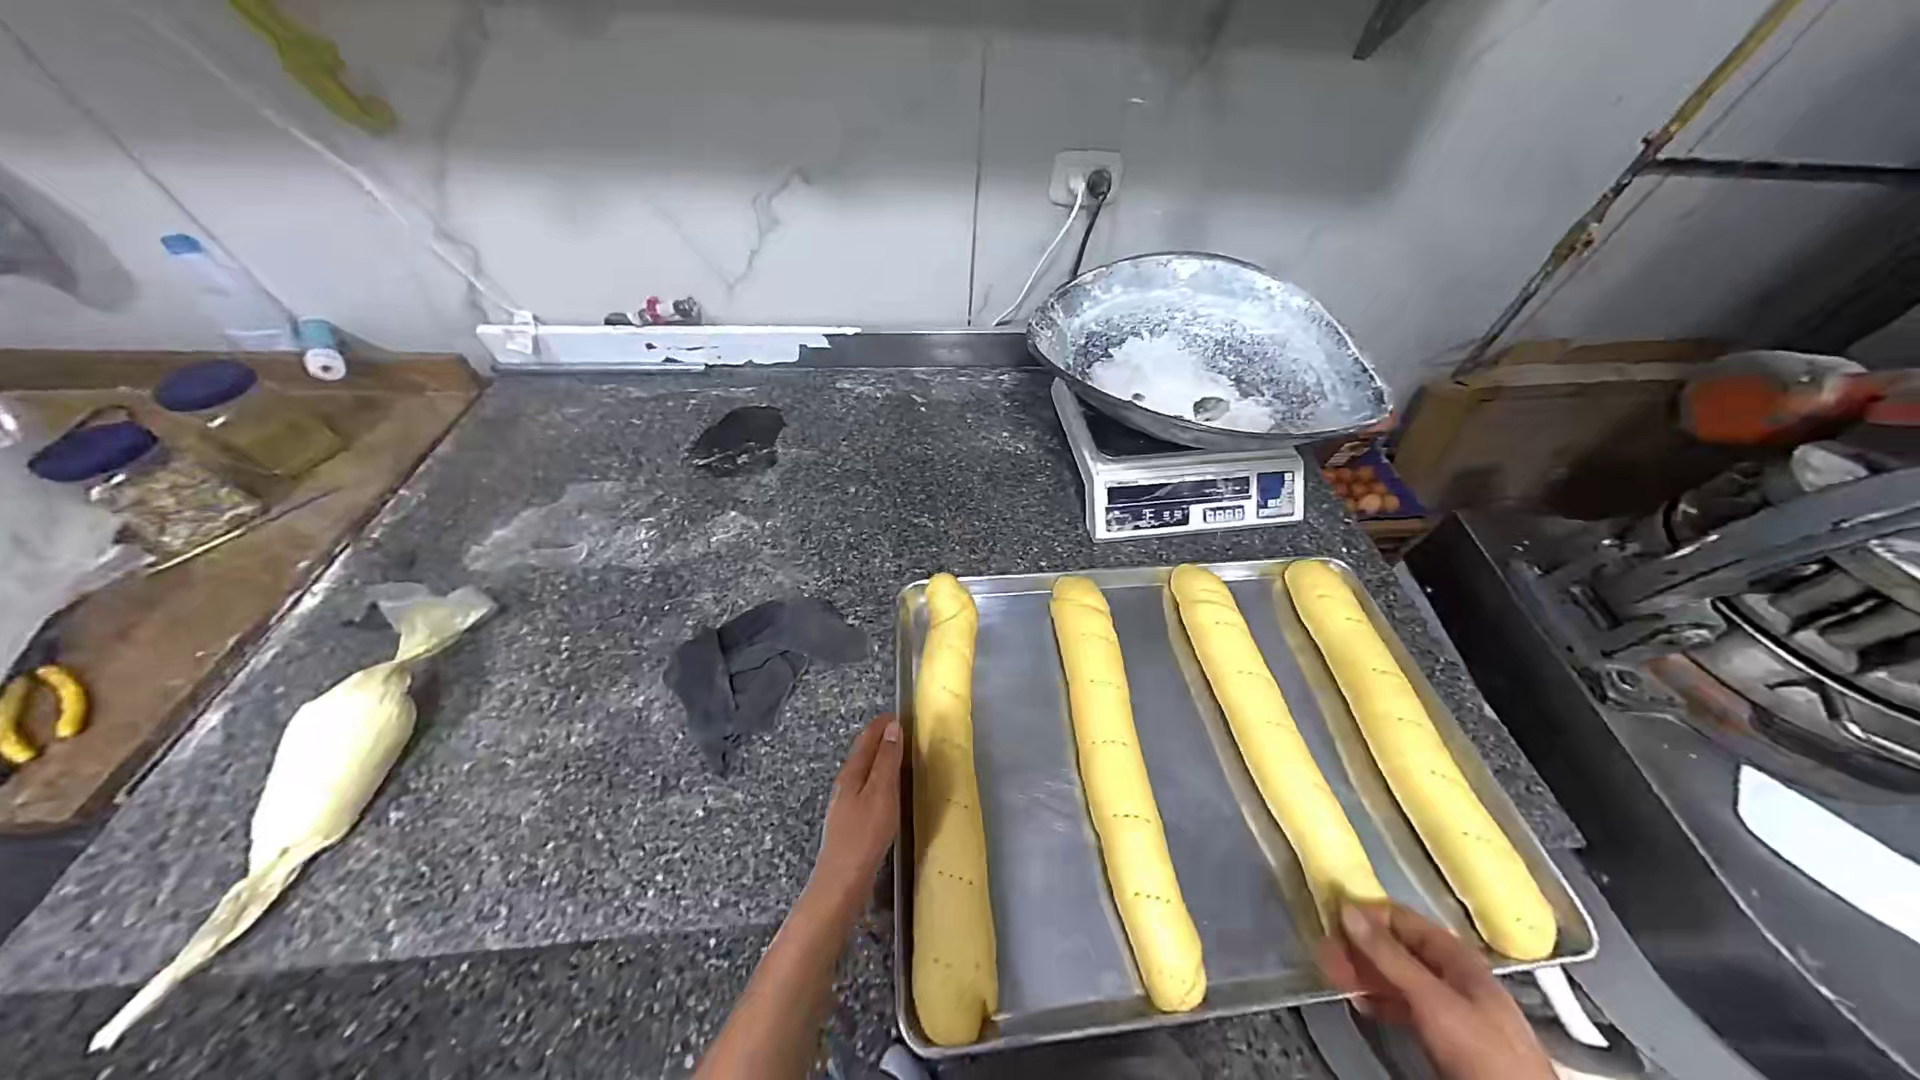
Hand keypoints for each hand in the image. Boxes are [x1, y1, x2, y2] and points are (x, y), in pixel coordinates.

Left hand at [809, 714, 903, 909]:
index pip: (866, 738)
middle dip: (880, 738)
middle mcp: (845, 784)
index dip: (882, 724)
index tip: (899, 713)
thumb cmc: (864, 834)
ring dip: (880, 758)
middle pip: (862, 752)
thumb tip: (893, 727)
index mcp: (851, 773)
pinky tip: (887, 790)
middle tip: (901, 729)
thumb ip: (887, 760)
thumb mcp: (881, 793)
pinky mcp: (850, 821)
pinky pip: (866, 787)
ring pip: (863, 770)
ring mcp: (845, 803)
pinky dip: (879, 778)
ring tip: (898, 754)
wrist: (842, 881)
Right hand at [1319, 902, 1555, 1079]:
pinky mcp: (1444, 1033)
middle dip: (1359, 947)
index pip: (1400, 917)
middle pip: (1396, 946)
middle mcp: (1451, 973)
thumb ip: (1388, 955)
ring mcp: (1449, 1005)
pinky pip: (1403, 1002)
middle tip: (1326, 955)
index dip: (1365, 915)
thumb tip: (1347, 909)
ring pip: (1397, 975)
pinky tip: (1362, 1004)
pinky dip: (1379, 999)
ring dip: (1364, 973)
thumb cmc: (1482, 1053)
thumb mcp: (1431, 1000)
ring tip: (1336, 978)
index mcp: (1455, 956)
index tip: (1330, 920)